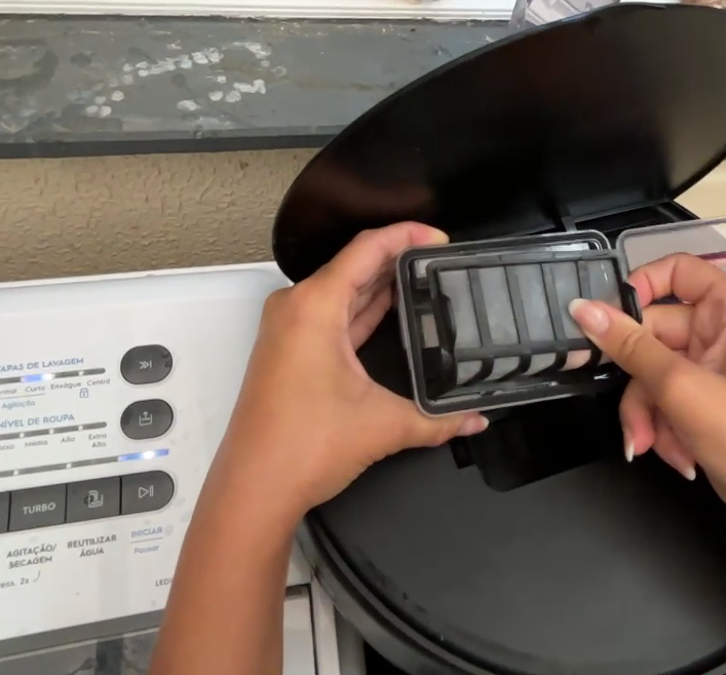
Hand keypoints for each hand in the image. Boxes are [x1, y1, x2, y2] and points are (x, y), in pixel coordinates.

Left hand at [213, 222, 488, 524]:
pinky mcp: (290, 348)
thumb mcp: (381, 425)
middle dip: (398, 256)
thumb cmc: (296, 449)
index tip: (437, 235)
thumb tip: (472, 418)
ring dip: (380, 281)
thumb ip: (436, 418)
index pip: (366, 249)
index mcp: (314, 306)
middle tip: (438, 255)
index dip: (405, 235)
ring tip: (421, 276)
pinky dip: (362, 307)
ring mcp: (290, 328)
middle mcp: (296, 307)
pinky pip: (332, 312)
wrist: (253, 490)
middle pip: (354, 264)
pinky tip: (390, 308)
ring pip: (343, 288)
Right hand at [569, 253, 725, 520]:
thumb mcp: (680, 388)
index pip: (676, 270)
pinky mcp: (710, 395)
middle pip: (655, 331)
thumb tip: (581, 307)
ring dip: (647, 410)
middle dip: (639, 380)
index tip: (609, 319)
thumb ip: (628, 345)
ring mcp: (717, 364)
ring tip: (650, 445)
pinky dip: (663, 423)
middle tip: (623, 410)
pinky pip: (668, 393)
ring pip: (654, 368)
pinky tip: (675, 454)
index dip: (640, 286)